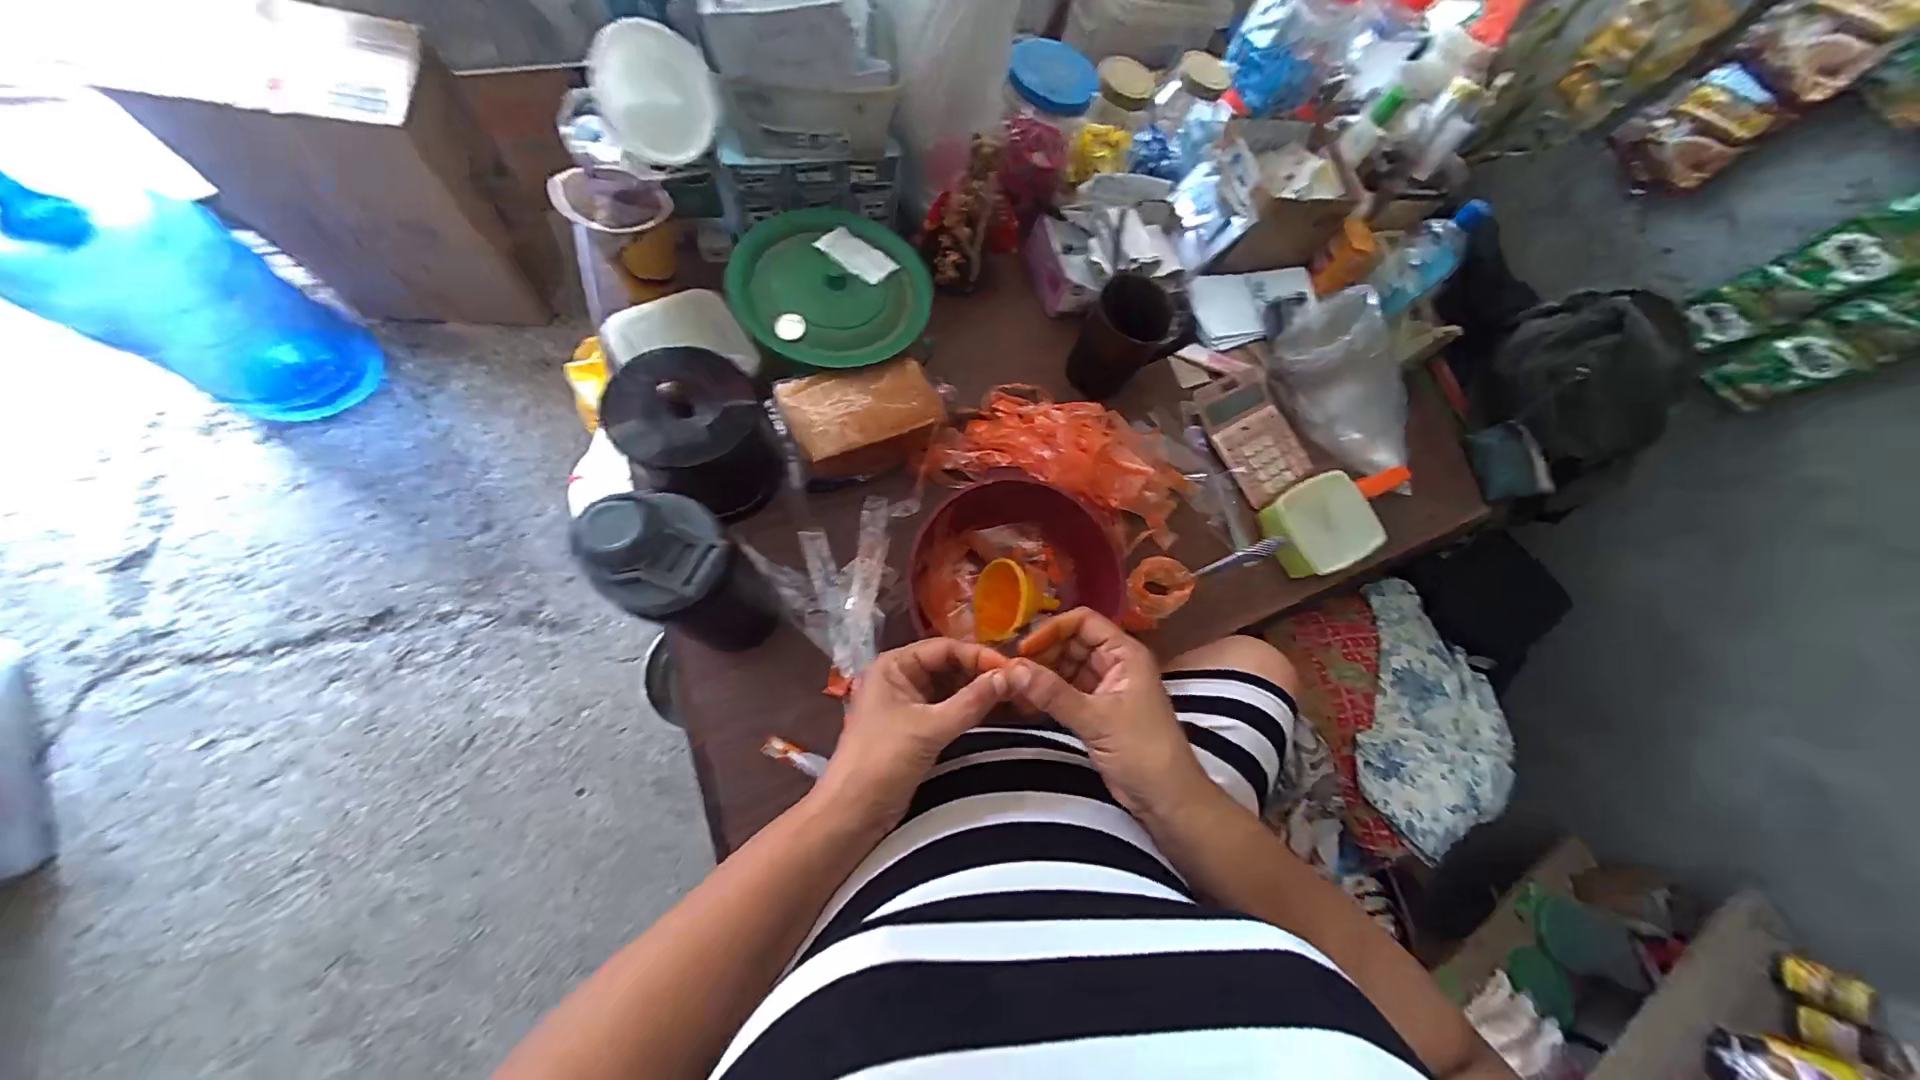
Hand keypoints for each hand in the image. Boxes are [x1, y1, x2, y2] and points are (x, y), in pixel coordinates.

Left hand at [815, 638, 1009, 829]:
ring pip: (953, 688)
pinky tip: (1000, 713)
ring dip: (981, 693)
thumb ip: (972, 701)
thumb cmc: (883, 760)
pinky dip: (972, 710)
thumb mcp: (930, 728)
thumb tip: (1011, 676)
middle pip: (951, 666)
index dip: (980, 656)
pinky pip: (950, 709)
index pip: (945, 648)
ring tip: (1018, 697)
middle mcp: (902, 676)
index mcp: (895, 665)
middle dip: (983, 674)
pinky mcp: (918, 726)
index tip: (1014, 669)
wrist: (852, 812)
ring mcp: (909, 702)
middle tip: (1021, 685)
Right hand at [1005, 608, 1212, 818]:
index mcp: (1124, 653)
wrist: (1166, 799)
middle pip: (1070, 643)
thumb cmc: (1142, 750)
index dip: (1052, 630)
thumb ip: (1053, 693)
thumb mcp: (1096, 719)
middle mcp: (1113, 663)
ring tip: (1010, 686)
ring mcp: (1104, 687)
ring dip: (1039, 675)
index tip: (1023, 649)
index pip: (1083, 622)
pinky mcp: (1095, 710)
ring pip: (1064, 667)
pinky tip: (1022, 703)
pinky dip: (1045, 695)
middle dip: (1041, 654)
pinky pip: (1064, 691)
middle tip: (1009, 670)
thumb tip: (1012, 669)